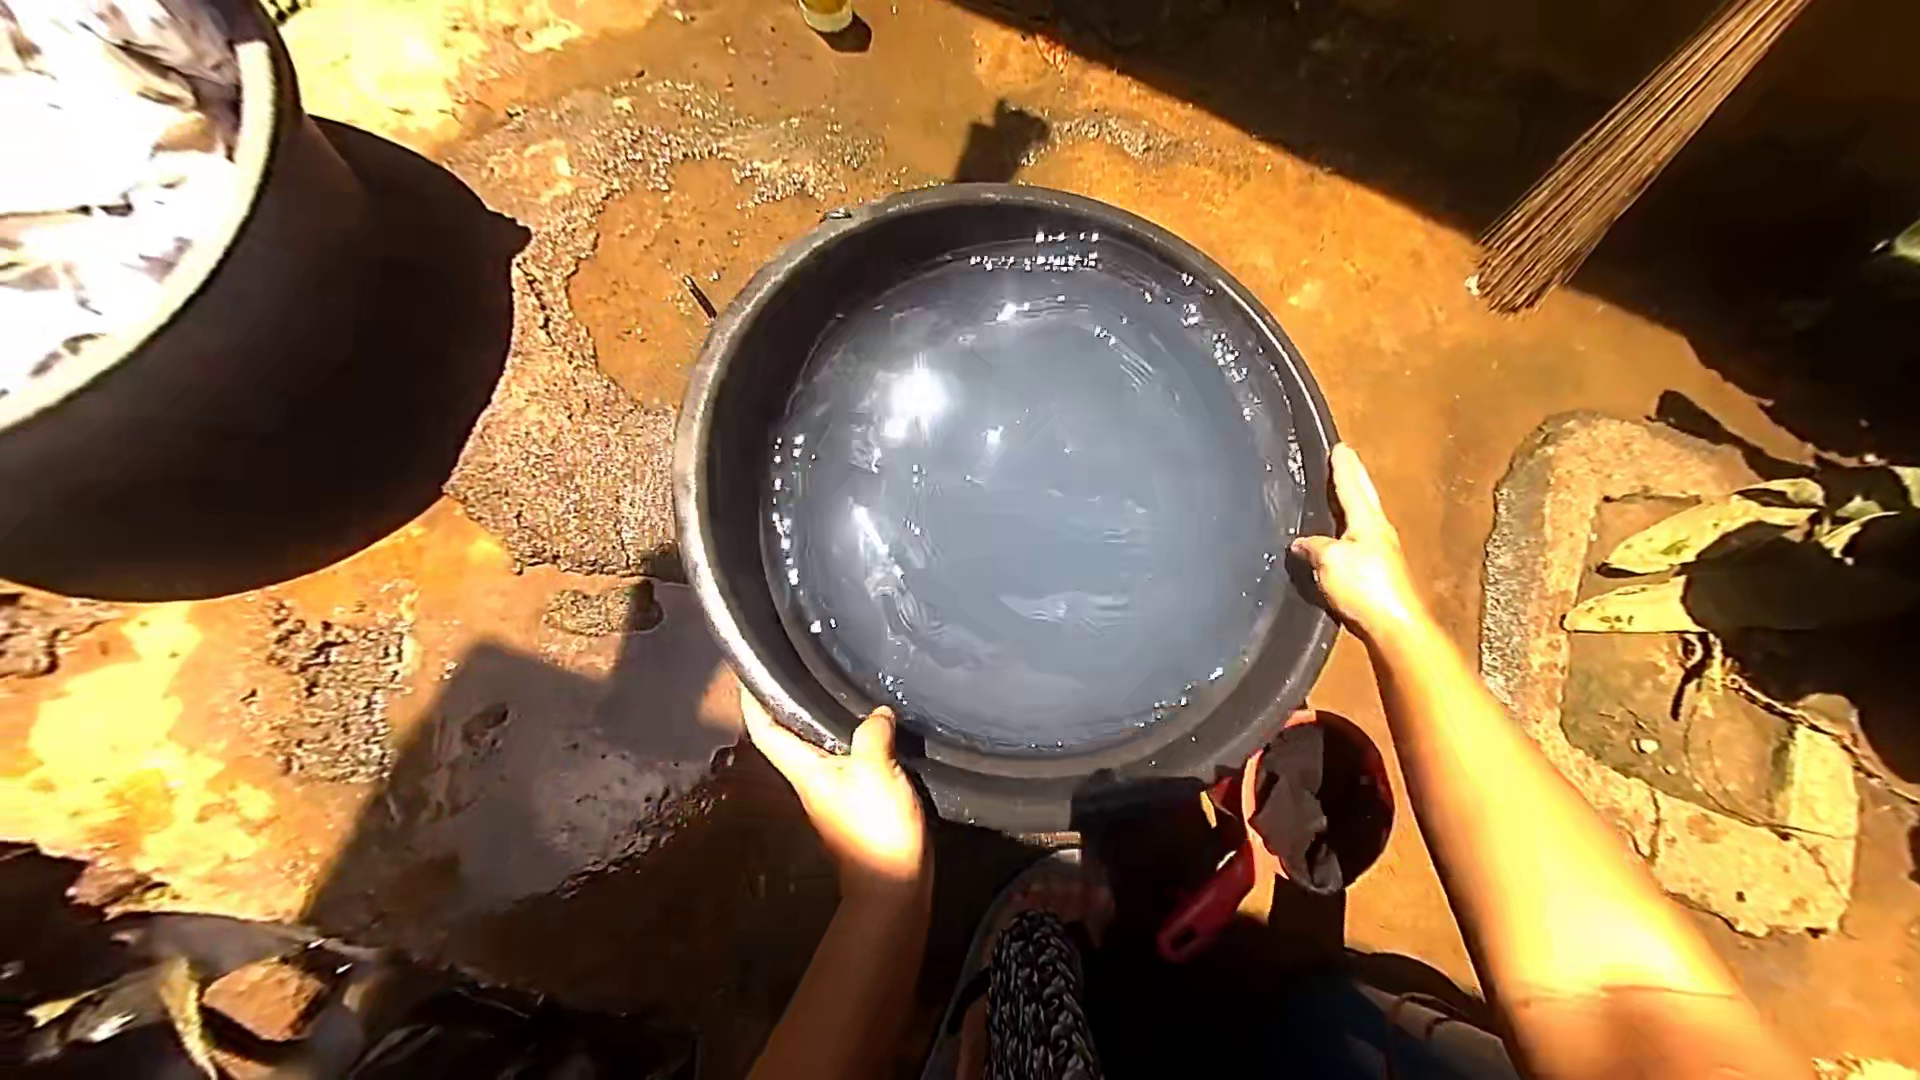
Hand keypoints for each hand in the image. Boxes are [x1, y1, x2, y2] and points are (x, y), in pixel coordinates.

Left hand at [741, 687, 929, 899]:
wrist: (894, 883)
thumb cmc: (877, 829)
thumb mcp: (875, 773)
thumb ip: (872, 735)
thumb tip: (879, 711)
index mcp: (804, 770)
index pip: (765, 730)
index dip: (752, 700)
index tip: (747, 671)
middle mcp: (810, 777)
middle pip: (786, 733)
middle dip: (784, 701)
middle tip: (796, 666)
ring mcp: (830, 789)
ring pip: (814, 744)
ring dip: (816, 716)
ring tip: (831, 685)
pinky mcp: (852, 796)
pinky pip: (841, 754)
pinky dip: (845, 733)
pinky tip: (867, 724)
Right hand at [1289, 444, 1429, 640]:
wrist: (1393, 626)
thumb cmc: (1366, 589)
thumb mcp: (1330, 560)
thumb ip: (1313, 545)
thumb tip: (1301, 542)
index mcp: (1368, 522)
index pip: (1351, 486)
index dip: (1343, 467)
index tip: (1340, 447)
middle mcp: (1378, 532)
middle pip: (1363, 497)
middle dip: (1352, 477)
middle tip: (1344, 460)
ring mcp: (1380, 553)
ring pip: (1362, 517)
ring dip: (1353, 501)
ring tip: (1341, 491)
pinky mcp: (1376, 573)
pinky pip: (1357, 540)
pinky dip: (1347, 528)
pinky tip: (1338, 536)